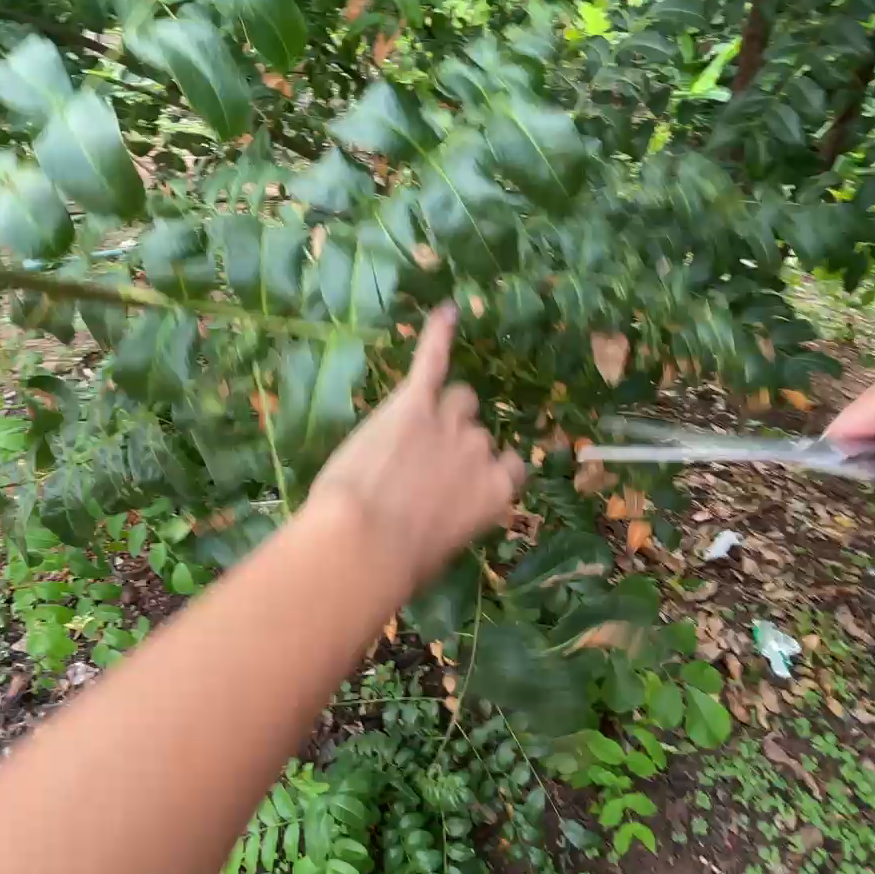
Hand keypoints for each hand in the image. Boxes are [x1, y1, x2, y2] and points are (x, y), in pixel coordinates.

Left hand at [306, 305, 527, 587]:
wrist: (364, 540)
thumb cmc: (399, 562)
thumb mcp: (441, 546)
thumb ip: (452, 516)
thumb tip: (438, 515)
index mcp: (496, 492)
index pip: (510, 464)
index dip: (485, 468)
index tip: (466, 479)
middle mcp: (480, 451)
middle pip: (477, 429)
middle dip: (455, 440)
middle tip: (419, 463)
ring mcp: (448, 423)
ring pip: (459, 397)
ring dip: (441, 407)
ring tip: (412, 426)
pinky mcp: (413, 402)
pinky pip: (432, 360)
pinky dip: (438, 335)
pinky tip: (445, 311)